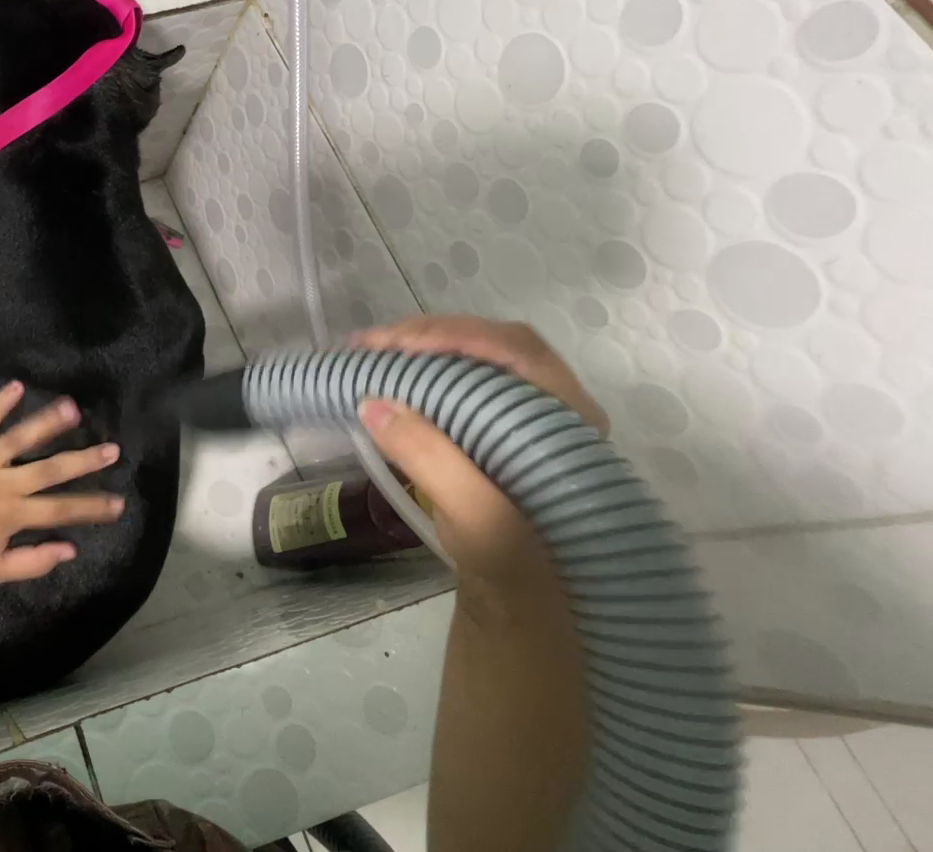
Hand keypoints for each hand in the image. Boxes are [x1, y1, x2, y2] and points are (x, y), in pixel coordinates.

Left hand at [0, 382, 123, 583]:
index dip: (92, 507)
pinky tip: (17, 385)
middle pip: (50, 470)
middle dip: (84, 460)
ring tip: (73, 407)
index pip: (61, 509)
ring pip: (20, 438)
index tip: (119, 502)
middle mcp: (2, 484)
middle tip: (113, 449)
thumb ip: (33, 562)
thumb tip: (71, 549)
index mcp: (12, 515)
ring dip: (48, 422)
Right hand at [348, 317, 600, 600]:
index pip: (515, 350)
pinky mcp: (501, 428)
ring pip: (476, 361)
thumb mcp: (477, 521)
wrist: (528, 601)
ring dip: (421, 352)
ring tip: (370, 357)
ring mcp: (528, 416)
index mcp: (568, 421)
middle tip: (368, 346)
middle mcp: (555, 406)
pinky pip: (462, 383)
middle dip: (427, 337)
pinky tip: (390, 381)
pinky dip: (421, 373)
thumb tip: (373, 401)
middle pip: (493, 345)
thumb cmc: (516, 564)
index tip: (392, 344)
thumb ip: (431, 460)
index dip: (453, 336)